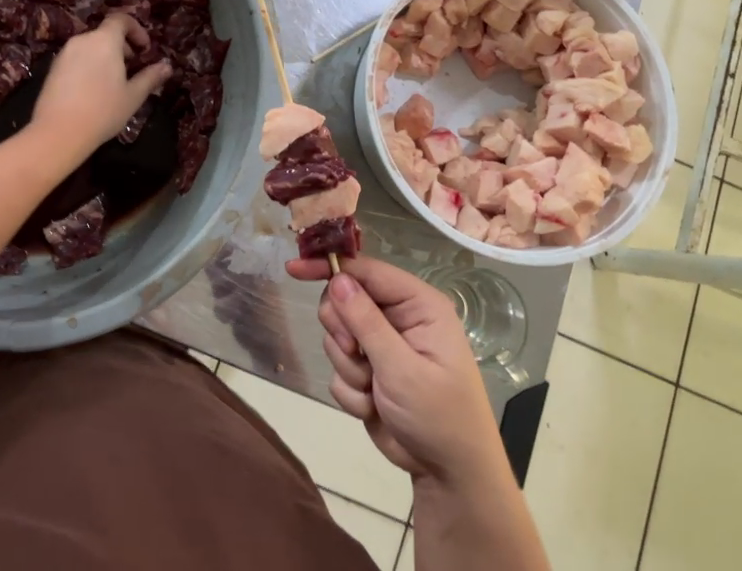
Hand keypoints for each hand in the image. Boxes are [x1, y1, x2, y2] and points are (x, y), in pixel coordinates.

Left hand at [30, 13, 172, 151]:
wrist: (59, 131)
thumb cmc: (103, 111)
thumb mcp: (133, 96)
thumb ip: (150, 77)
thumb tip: (167, 66)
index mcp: (104, 41)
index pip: (121, 20)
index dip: (136, 30)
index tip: (144, 50)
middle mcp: (83, 40)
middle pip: (105, 33)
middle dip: (122, 46)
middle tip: (132, 68)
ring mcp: (64, 53)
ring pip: (90, 47)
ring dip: (105, 57)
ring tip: (113, 83)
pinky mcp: (53, 68)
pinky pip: (76, 58)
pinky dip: (89, 65)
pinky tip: (93, 91)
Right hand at [286, 256, 492, 484]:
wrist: (448, 474)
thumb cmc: (438, 415)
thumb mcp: (402, 369)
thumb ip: (366, 322)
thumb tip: (337, 279)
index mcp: (418, 305)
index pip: (366, 270)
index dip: (330, 267)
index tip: (294, 269)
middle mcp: (399, 319)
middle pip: (344, 301)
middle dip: (342, 332)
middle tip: (356, 355)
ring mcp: (382, 346)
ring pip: (337, 337)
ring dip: (349, 367)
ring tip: (374, 390)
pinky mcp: (368, 372)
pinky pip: (338, 368)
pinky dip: (350, 390)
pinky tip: (373, 407)